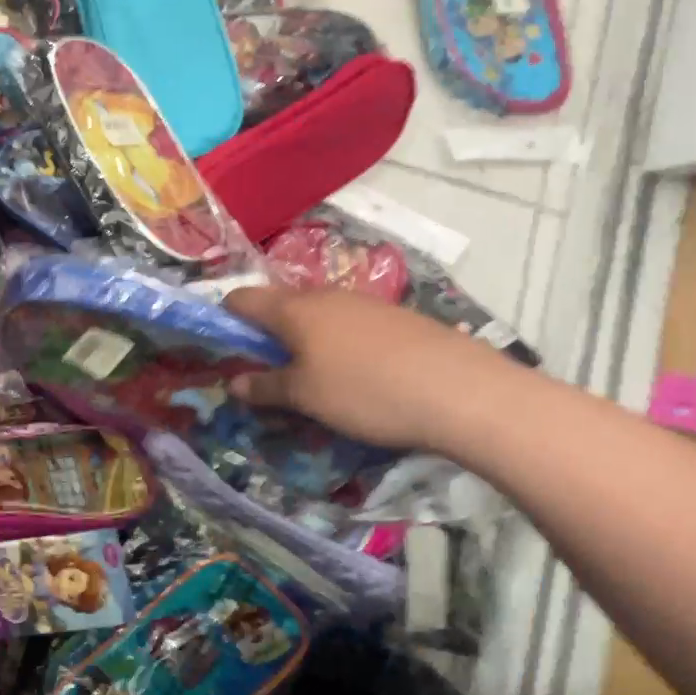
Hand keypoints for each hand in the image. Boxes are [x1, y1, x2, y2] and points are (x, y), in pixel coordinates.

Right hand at [221, 284, 505, 451]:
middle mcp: (324, 296)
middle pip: (280, 304)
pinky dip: (345, 345)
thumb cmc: (367, 392)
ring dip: (309, 339)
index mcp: (291, 309)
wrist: (470, 395)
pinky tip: (366, 377)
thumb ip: (265, 387)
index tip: (228, 349)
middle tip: (272, 370)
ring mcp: (367, 304)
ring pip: (320, 314)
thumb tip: (234, 384)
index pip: (240, 299)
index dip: (225, 319)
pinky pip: (355, 326)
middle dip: (268, 333)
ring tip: (320, 378)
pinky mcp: (402, 320)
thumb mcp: (305, 398)